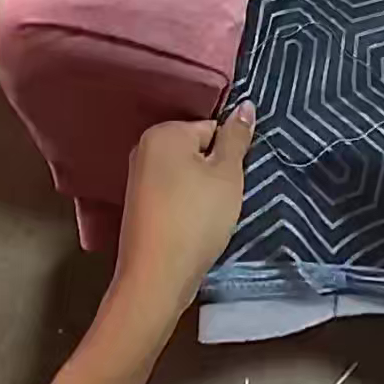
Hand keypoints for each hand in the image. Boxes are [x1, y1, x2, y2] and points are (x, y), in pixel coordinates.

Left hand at [111, 102, 255, 319]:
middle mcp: (145, 148)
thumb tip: (245, 105)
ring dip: (202, 190)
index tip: (232, 181)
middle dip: (214, 171)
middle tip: (223, 199)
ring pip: (187, 173)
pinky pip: (173, 192)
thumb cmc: (195, 218)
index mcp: (164, 133)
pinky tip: (194, 224)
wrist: (156, 279)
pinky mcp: (139, 205)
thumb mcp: (226, 174)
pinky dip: (186, 204)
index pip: (212, 129)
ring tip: (209, 215)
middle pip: (198, 149)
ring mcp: (138, 177)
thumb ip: (236, 137)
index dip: (228, 155)